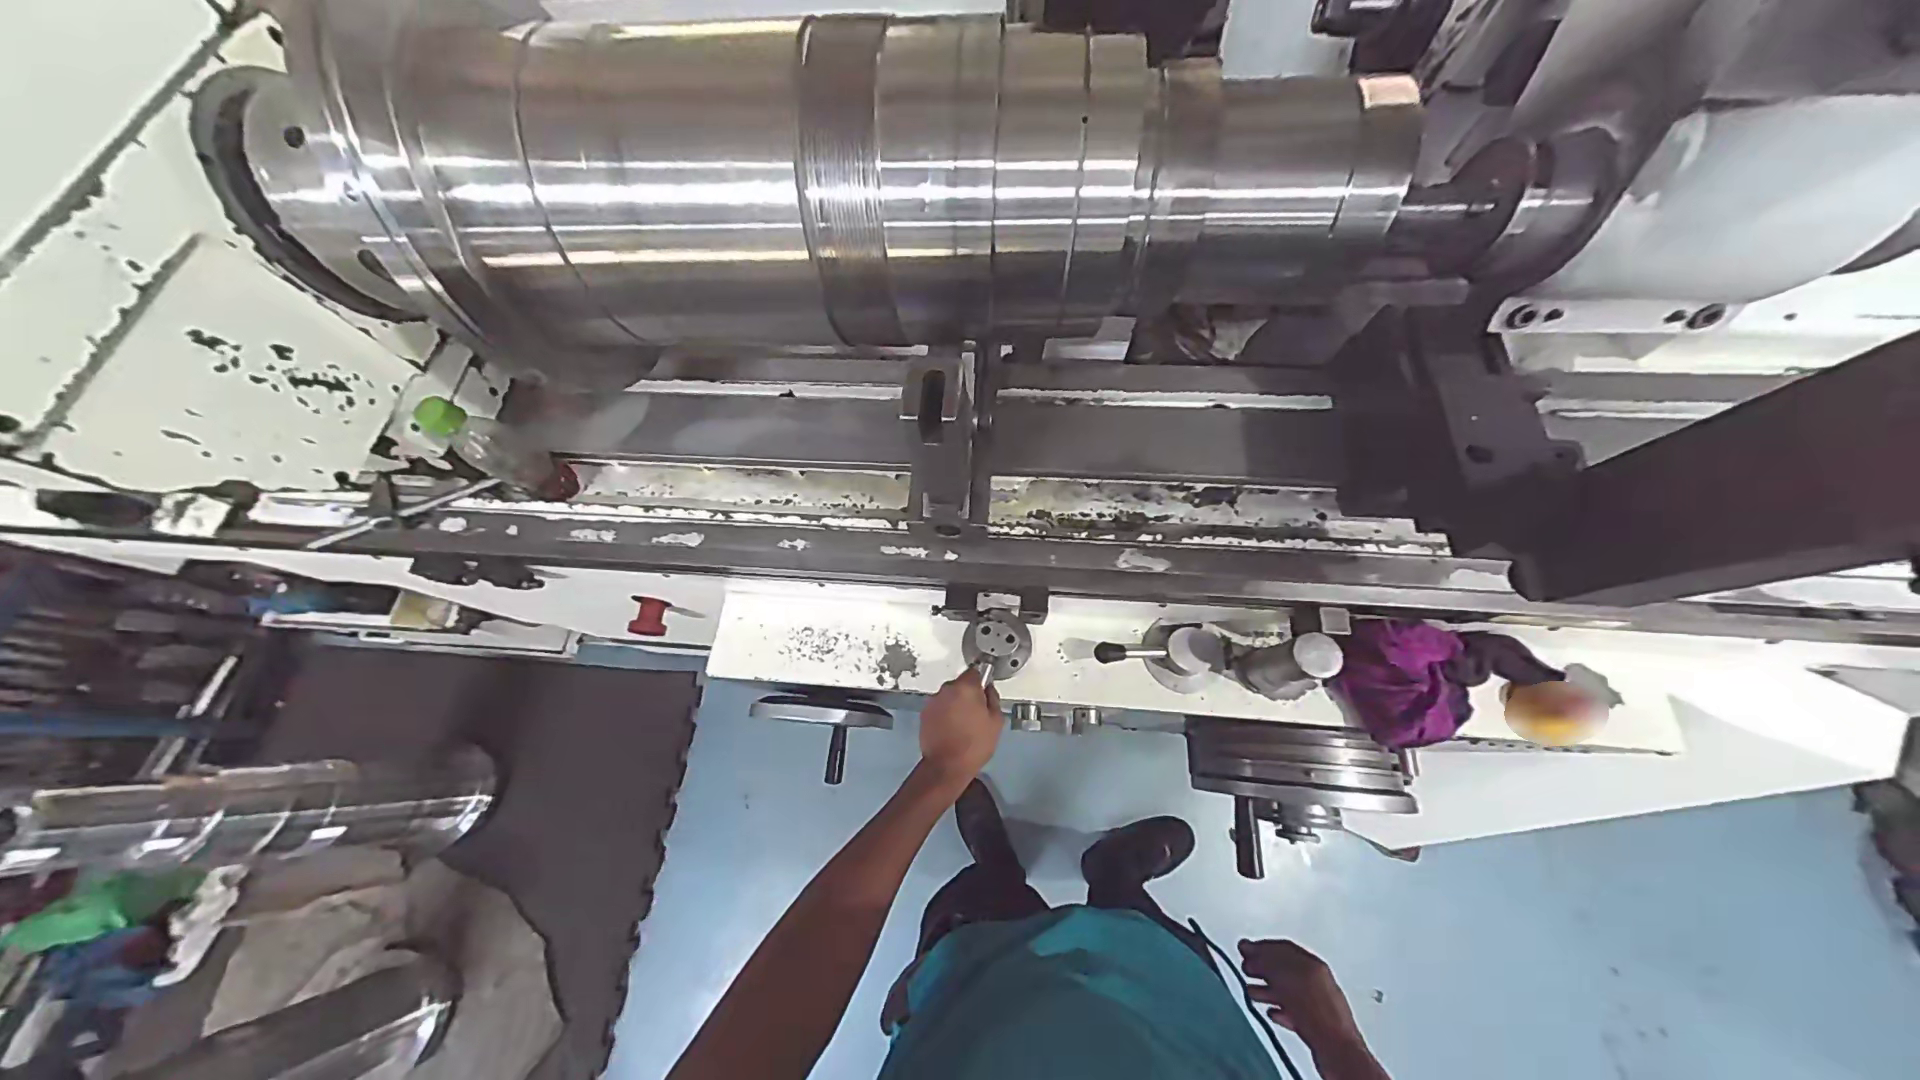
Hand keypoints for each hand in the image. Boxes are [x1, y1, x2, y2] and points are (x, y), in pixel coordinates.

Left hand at [918, 670, 1001, 784]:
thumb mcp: (996, 722)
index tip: (984, 693)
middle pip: (960, 684)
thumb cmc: (975, 744)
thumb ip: (993, 699)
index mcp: (965, 687)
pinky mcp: (924, 714)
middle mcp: (946, 689)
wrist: (947, 766)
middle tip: (976, 713)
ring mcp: (933, 701)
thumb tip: (988, 689)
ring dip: (955, 703)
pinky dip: (944, 713)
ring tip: (963, 724)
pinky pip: (939, 707)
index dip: (981, 681)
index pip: (975, 671)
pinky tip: (951, 729)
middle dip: (968, 694)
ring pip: (949, 696)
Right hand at [1240, 940, 1364, 1052]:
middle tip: (1245, 967)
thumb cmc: (1313, 1009)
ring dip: (1267, 989)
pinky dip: (1279, 1009)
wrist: (1336, 1050)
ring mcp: (1318, 1005)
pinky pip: (1293, 1012)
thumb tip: (1247, 947)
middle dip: (1262, 968)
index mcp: (1312, 964)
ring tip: (1251, 992)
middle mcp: (1317, 981)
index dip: (1260, 947)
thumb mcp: (1282, 976)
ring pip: (1286, 991)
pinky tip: (1272, 1012)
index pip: (1282, 948)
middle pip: (1283, 969)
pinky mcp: (1316, 1027)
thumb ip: (1262, 959)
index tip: (1243, 949)